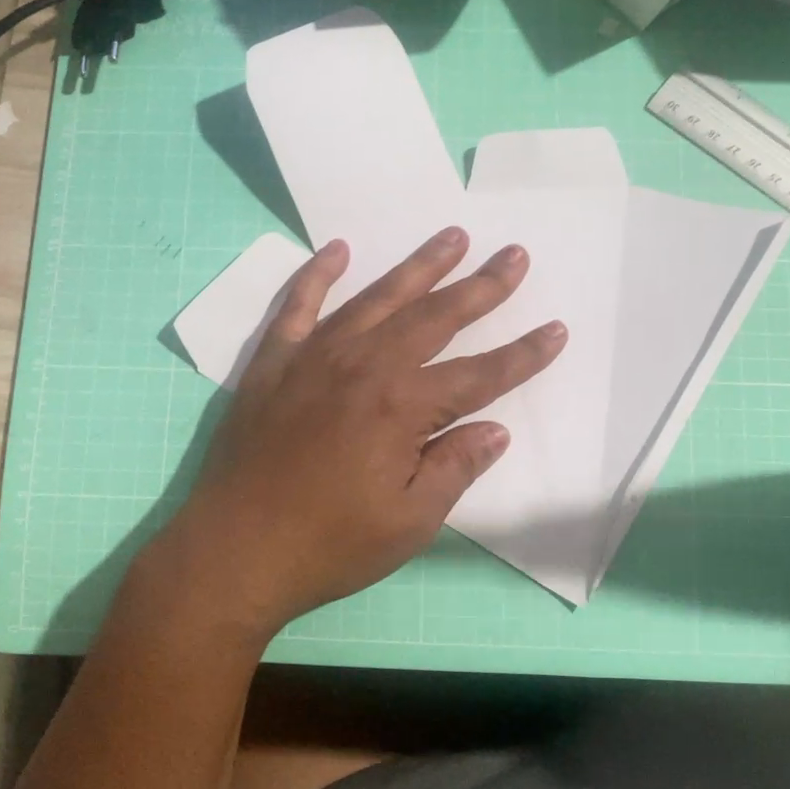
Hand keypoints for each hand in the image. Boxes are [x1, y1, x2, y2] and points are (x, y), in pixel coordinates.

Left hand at [154, 227, 566, 638]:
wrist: (233, 551)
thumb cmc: (329, 545)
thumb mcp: (410, 522)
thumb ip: (454, 468)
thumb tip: (495, 431)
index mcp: (402, 407)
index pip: (479, 374)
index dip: (522, 355)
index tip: (556, 330)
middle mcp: (363, 366)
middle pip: (434, 318)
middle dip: (480, 287)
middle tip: (514, 255)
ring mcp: (314, 358)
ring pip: (376, 298)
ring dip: (418, 267)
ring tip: (451, 237)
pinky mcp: (272, 364)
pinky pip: (298, 305)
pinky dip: (318, 274)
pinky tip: (339, 250)